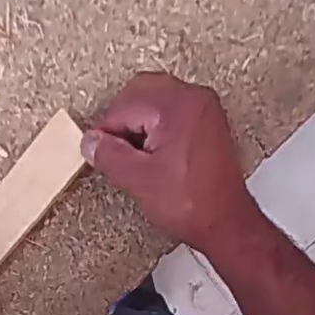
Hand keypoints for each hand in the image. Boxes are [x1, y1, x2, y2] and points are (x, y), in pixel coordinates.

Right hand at [81, 72, 265, 253]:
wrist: (224, 222)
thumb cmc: (191, 204)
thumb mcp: (139, 181)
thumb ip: (110, 156)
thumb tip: (90, 143)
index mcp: (175, 106)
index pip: (124, 105)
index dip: (106, 132)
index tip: (99, 153)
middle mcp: (193, 98)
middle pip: (141, 91)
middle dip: (122, 120)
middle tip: (113, 152)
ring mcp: (204, 109)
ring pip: (157, 99)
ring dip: (138, 123)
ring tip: (134, 157)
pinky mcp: (208, 124)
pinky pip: (174, 111)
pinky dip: (157, 127)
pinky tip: (153, 155)